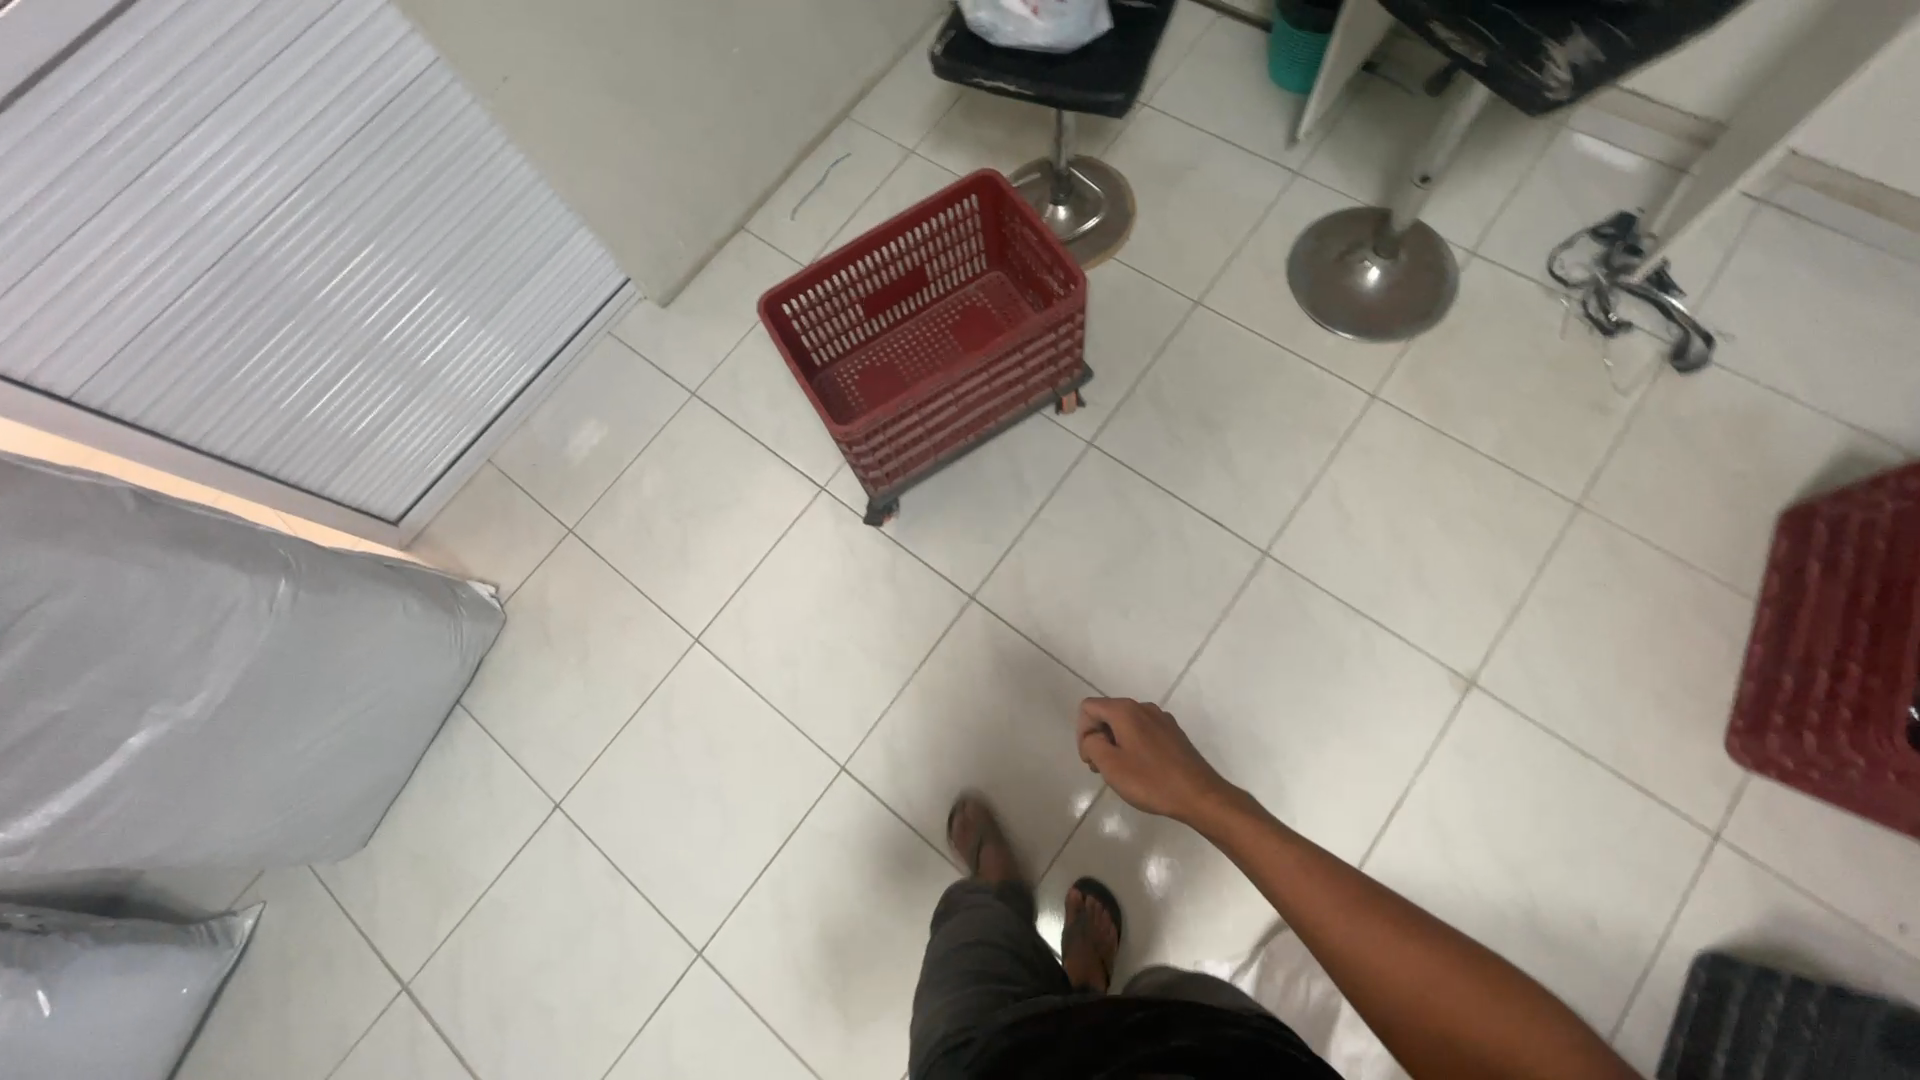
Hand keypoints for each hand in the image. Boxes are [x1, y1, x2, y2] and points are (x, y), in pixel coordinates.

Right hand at [1076, 698, 1236, 824]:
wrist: (1199, 795)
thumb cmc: (1151, 781)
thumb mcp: (1110, 766)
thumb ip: (1092, 744)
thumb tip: (1094, 737)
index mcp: (1125, 711)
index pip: (1088, 708)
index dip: (1082, 732)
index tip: (1091, 759)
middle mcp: (1143, 707)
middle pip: (1107, 713)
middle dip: (1098, 738)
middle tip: (1103, 769)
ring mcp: (1162, 719)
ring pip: (1126, 723)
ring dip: (1116, 743)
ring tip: (1123, 772)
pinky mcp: (1174, 733)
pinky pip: (1143, 731)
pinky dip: (1134, 745)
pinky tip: (1143, 770)